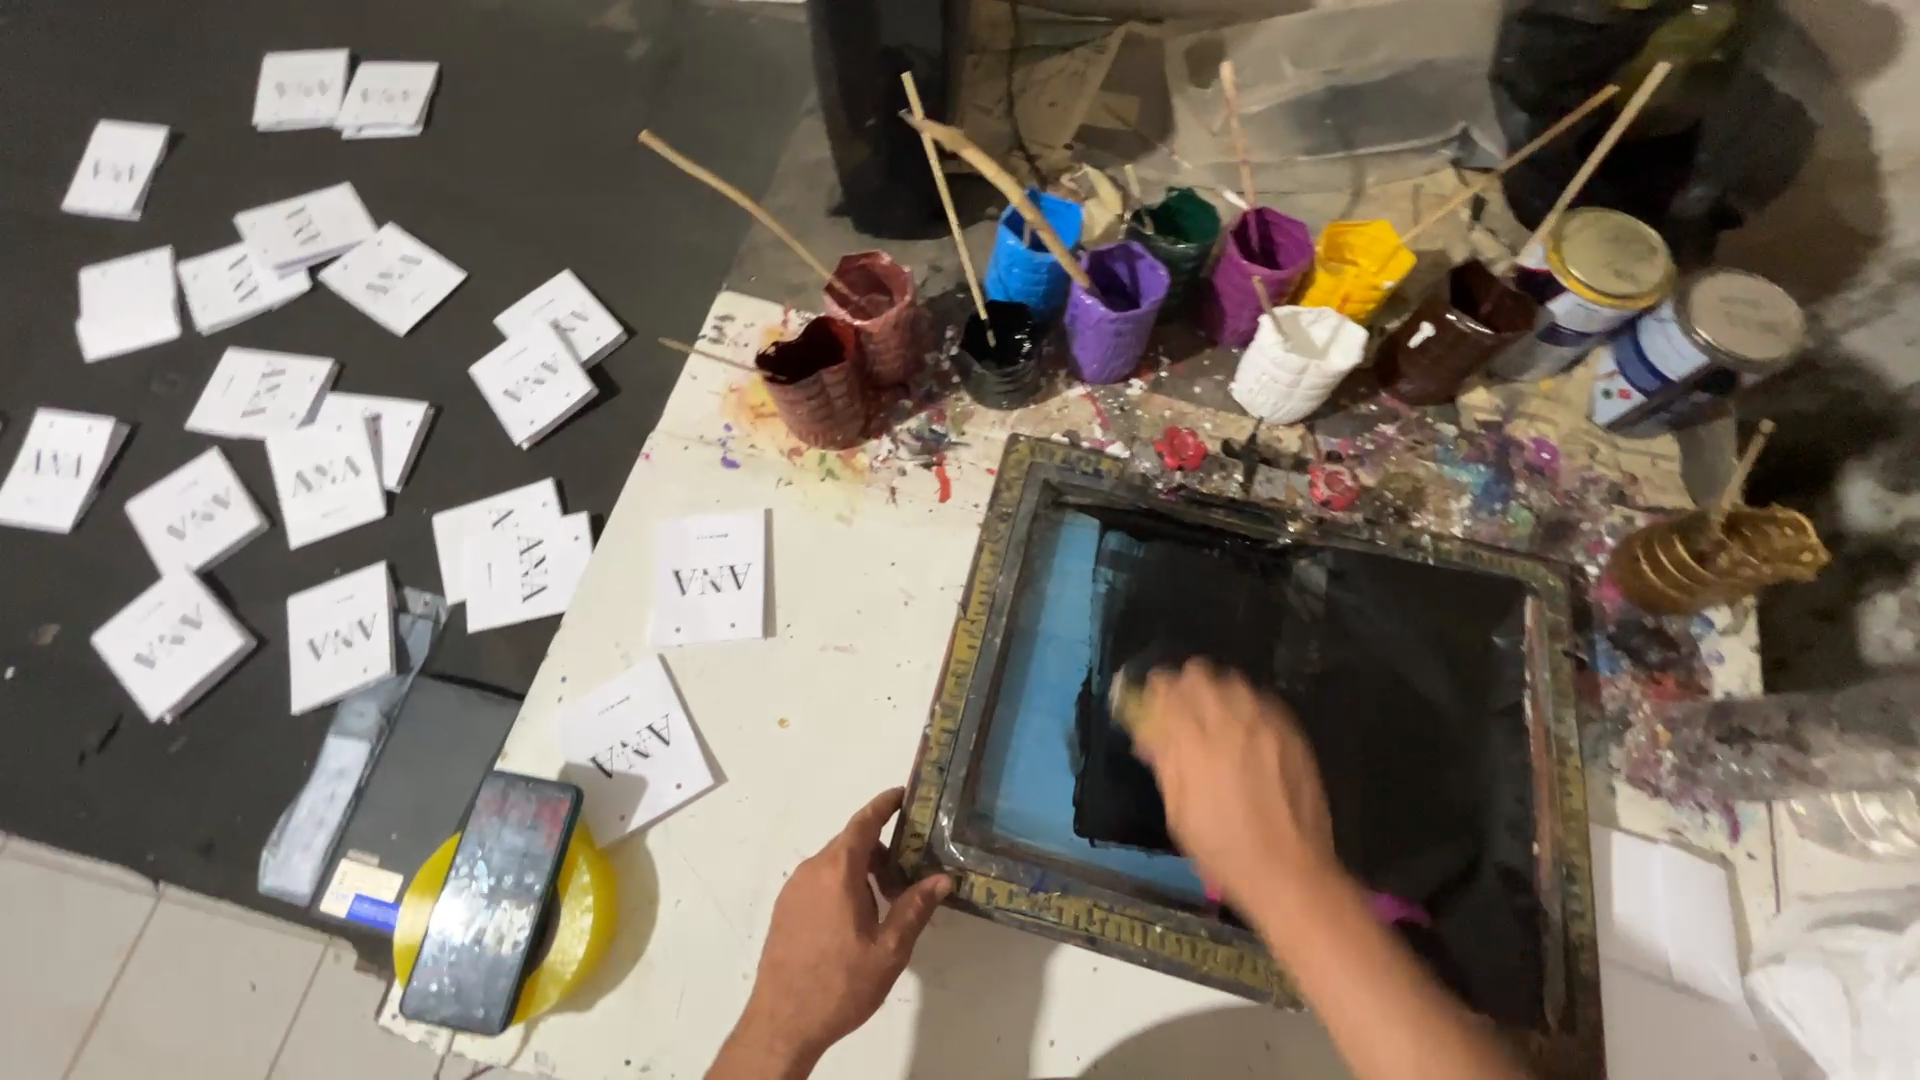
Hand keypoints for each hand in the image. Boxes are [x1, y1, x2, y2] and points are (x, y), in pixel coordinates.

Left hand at [722, 788, 951, 1075]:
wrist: (781, 1024)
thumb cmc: (840, 984)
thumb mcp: (889, 950)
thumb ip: (915, 908)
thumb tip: (943, 879)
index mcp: (838, 871)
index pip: (864, 823)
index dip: (884, 805)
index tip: (902, 794)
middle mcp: (812, 870)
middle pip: (851, 843)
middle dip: (881, 849)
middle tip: (908, 873)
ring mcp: (794, 889)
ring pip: (835, 863)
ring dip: (862, 870)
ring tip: (885, 902)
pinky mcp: (785, 908)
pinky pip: (819, 880)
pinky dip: (842, 883)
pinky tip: (857, 918)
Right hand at [1130, 659, 1339, 910]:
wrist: (1289, 871)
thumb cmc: (1222, 849)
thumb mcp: (1178, 811)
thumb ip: (1165, 763)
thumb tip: (1148, 734)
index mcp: (1195, 744)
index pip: (1167, 691)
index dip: (1155, 688)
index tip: (1151, 695)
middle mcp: (1231, 725)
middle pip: (1201, 674)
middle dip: (1186, 684)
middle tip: (1182, 702)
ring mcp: (1266, 728)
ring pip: (1235, 682)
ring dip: (1218, 690)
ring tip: (1214, 712)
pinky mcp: (1292, 735)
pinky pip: (1265, 701)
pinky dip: (1248, 705)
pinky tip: (1245, 726)